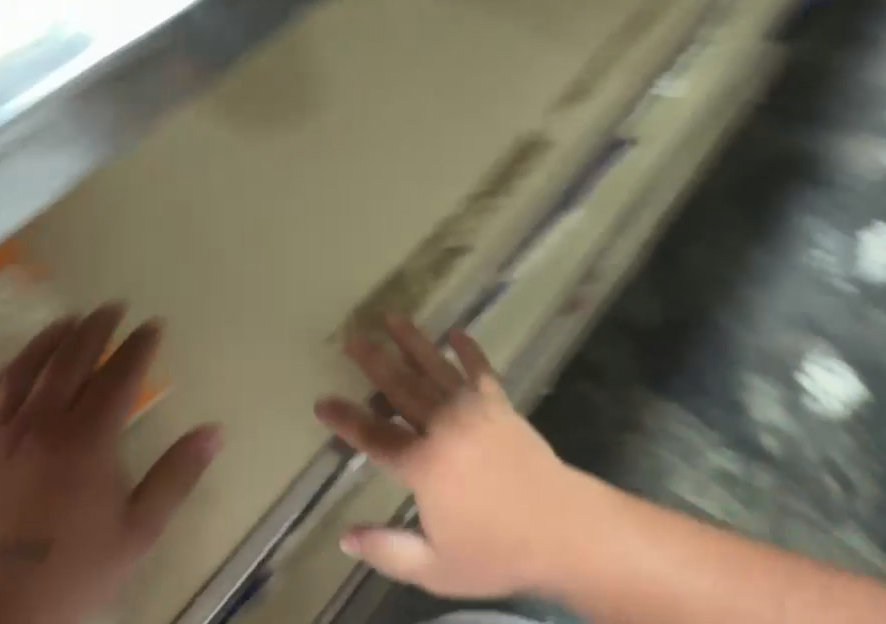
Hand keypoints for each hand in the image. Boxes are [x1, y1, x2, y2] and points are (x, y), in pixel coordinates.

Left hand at [0, 307, 221, 623]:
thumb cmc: (68, 577)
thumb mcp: (136, 534)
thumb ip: (175, 477)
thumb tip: (214, 431)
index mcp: (87, 438)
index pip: (120, 374)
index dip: (138, 346)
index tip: (153, 325)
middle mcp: (40, 424)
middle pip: (70, 360)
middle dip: (95, 328)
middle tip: (111, 307)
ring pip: (22, 372)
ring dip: (47, 341)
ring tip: (64, 322)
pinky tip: (1, 371)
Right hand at [314, 316, 584, 599]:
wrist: (563, 529)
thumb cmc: (496, 552)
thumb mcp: (435, 568)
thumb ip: (387, 550)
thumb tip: (344, 538)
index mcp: (424, 466)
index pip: (374, 437)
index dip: (346, 420)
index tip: (322, 402)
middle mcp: (444, 427)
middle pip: (401, 388)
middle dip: (374, 362)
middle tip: (351, 339)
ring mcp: (474, 410)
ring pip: (435, 368)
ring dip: (412, 341)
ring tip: (392, 317)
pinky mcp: (500, 405)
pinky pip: (479, 370)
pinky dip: (468, 350)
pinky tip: (456, 332)